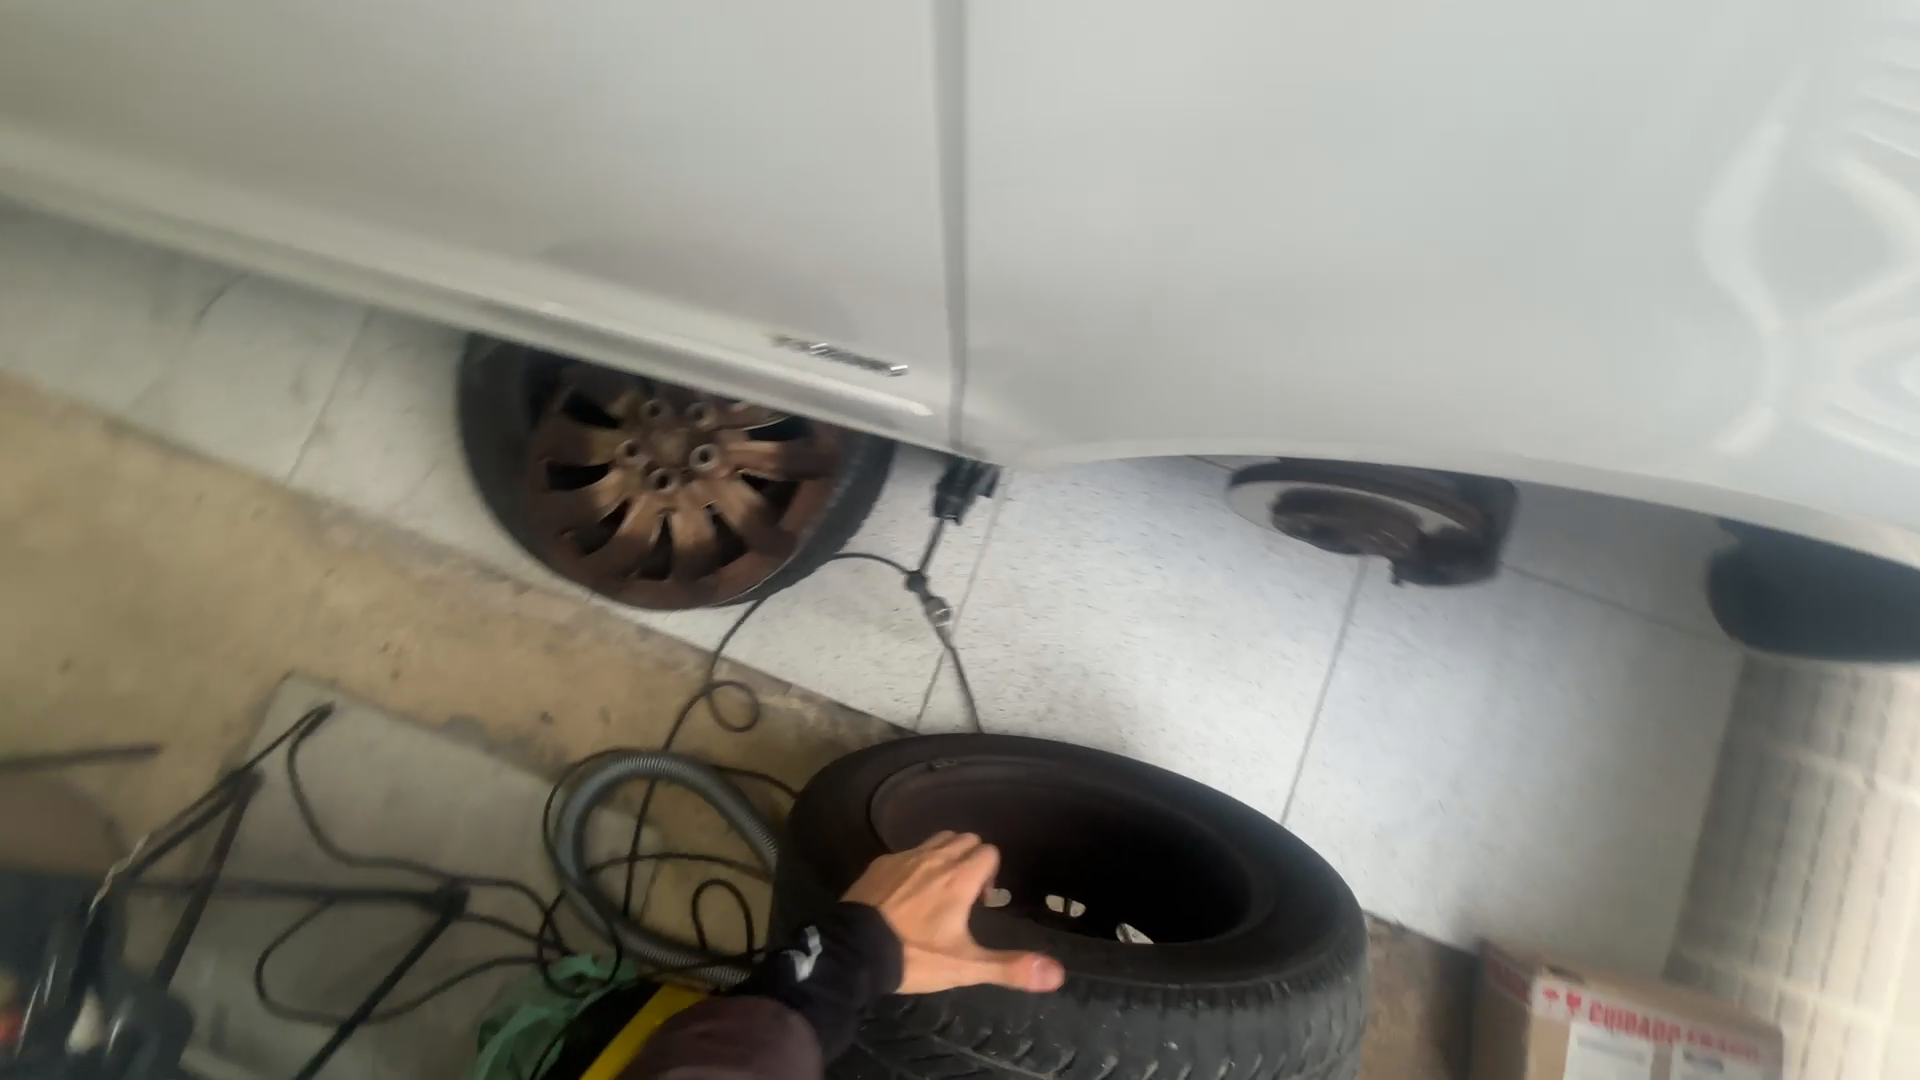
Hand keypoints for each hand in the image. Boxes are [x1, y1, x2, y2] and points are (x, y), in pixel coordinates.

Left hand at [842, 831, 1065, 994]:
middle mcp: (936, 858)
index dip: (991, 873)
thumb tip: (1058, 973)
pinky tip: (906, 893)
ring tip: (938, 890)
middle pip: (966, 839)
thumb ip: (1010, 967)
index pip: (989, 852)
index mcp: (960, 878)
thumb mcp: (965, 967)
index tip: (981, 901)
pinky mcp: (881, 862)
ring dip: (946, 855)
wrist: (853, 951)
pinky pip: (908, 851)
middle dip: (972, 859)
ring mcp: (906, 857)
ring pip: (937, 840)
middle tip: (964, 895)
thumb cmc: (914, 956)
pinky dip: (915, 863)